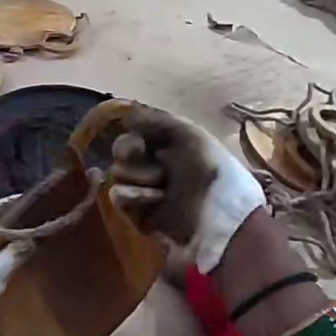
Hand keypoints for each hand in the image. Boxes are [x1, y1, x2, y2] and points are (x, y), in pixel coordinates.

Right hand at [106, 106, 264, 272]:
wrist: (218, 218)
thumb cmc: (209, 171)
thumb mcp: (191, 135)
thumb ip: (158, 120)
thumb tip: (126, 117)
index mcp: (167, 147)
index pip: (133, 134)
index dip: (133, 136)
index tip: (142, 142)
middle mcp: (153, 166)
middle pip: (119, 152)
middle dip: (131, 155)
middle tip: (154, 166)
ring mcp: (144, 191)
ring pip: (117, 174)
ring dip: (138, 176)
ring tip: (161, 189)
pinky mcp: (138, 216)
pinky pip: (117, 197)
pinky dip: (133, 196)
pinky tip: (154, 200)